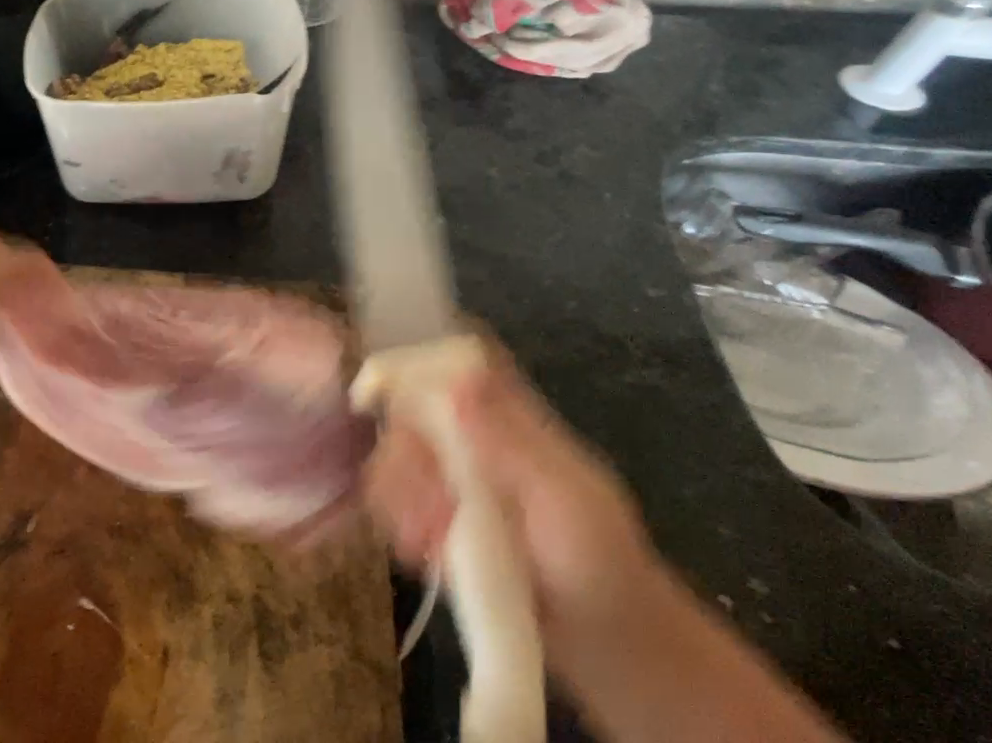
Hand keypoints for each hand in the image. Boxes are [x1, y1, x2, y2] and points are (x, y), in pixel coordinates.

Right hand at [363, 352, 661, 647]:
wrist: (604, 638)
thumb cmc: (599, 558)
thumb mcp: (563, 496)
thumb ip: (509, 441)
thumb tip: (455, 380)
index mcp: (507, 419)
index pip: (457, 361)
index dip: (417, 352)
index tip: (386, 376)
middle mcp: (470, 441)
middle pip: (406, 412)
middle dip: (402, 451)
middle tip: (426, 493)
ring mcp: (449, 482)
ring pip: (390, 458)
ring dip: (398, 494)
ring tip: (429, 533)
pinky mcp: (431, 522)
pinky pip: (389, 505)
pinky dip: (397, 524)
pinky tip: (423, 550)